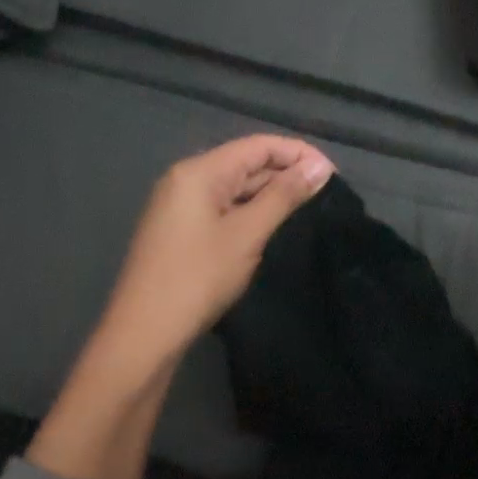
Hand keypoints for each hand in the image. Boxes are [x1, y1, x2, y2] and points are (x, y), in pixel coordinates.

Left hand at [95, 135, 334, 367]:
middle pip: (245, 163)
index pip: (257, 146)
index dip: (298, 153)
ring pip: (235, 187)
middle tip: (327, 192)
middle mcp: (186, 180)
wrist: (145, 333)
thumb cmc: (198, 277)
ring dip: (271, 193)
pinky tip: (274, 225)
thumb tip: (320, 168)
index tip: (332, 174)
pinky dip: (251, 210)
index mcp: (199, 172)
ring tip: (309, 207)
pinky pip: (224, 207)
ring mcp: (180, 206)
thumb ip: (284, 196)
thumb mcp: (247, 234)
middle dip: (286, 172)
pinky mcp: (181, 231)